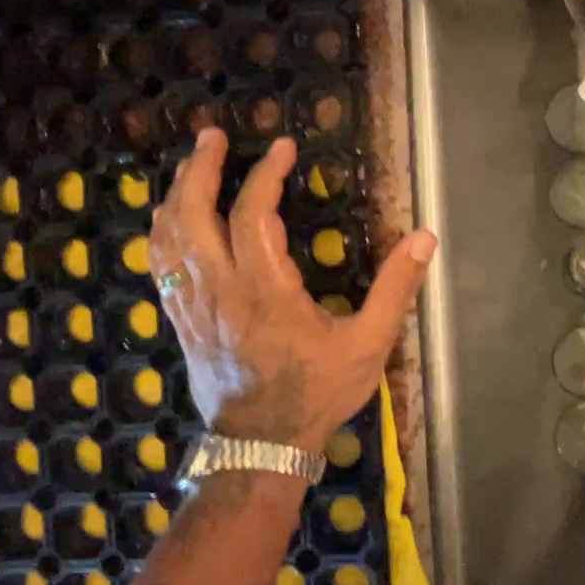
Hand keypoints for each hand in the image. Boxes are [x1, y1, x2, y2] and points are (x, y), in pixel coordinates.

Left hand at [147, 128, 437, 452]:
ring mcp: (192, 307)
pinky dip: (163, 235)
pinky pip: (161, 268)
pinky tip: (172, 225)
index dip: (267, 175)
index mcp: (263, 288)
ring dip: (174, 197)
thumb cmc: (318, 390)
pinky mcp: (183, 324)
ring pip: (166, 241)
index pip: (254, 215)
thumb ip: (396, 287)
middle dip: (200, 171)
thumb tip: (424, 237)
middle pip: (190, 217)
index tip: (285, 148)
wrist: (260, 446)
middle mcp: (218, 289)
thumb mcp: (369, 342)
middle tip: (213, 138)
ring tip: (190, 169)